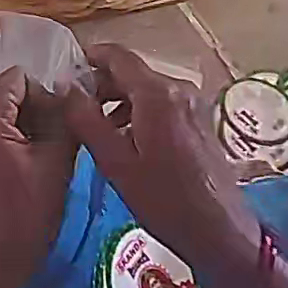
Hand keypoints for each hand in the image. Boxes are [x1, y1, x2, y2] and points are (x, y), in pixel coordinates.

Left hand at [0, 67, 78, 287]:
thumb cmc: (25, 213)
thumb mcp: (55, 162)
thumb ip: (65, 118)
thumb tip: (72, 92)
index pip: (19, 78)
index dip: (46, 94)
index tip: (64, 121)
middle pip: (9, 90)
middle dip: (37, 108)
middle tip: (60, 138)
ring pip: (4, 107)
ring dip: (28, 121)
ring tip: (49, 151)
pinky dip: (15, 133)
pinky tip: (34, 159)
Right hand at [64, 45, 262, 287]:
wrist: (221, 232)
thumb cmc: (164, 199)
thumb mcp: (115, 162)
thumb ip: (86, 120)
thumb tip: (66, 88)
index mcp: (157, 93)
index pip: (117, 56)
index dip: (89, 57)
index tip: (66, 70)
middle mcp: (177, 88)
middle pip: (131, 72)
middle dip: (101, 84)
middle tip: (74, 105)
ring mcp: (192, 103)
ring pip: (145, 88)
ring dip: (118, 100)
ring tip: (95, 126)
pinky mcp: (199, 120)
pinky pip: (160, 103)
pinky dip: (138, 111)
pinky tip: (125, 139)